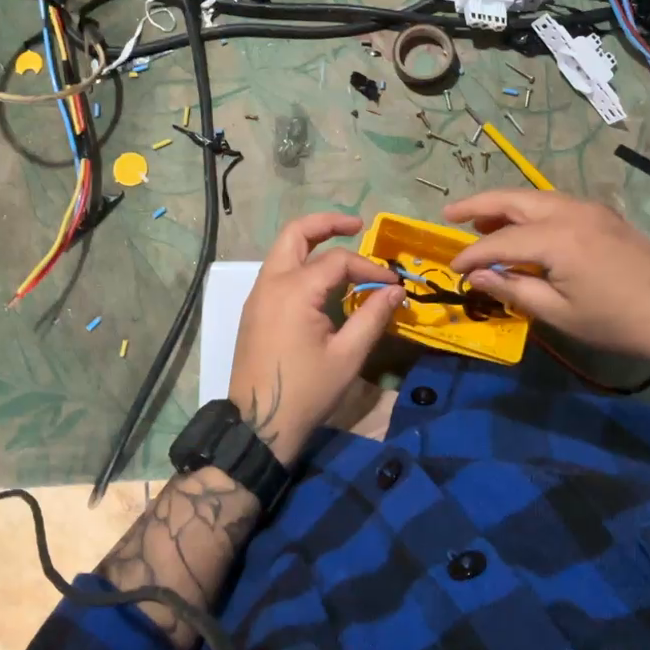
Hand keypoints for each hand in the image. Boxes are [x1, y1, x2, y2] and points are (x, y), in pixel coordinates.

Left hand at [229, 214, 404, 465]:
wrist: (258, 425)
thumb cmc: (306, 391)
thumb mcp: (348, 356)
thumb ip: (372, 316)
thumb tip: (395, 289)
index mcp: (294, 289)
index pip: (338, 260)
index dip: (369, 267)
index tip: (392, 284)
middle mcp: (270, 282)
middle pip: (296, 233)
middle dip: (327, 223)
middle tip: (357, 225)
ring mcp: (258, 295)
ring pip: (283, 250)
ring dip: (312, 242)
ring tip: (344, 250)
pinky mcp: (254, 309)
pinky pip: (278, 271)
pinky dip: (301, 263)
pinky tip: (324, 280)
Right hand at [446, 190, 649, 367]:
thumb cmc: (614, 321)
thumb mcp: (558, 313)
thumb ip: (512, 289)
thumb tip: (476, 276)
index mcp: (556, 238)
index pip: (499, 241)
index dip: (472, 254)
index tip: (453, 267)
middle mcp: (569, 211)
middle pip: (512, 199)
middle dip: (478, 204)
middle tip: (449, 213)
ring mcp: (588, 208)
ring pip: (533, 196)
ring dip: (504, 205)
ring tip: (479, 221)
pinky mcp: (601, 214)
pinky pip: (554, 202)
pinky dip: (529, 209)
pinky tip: (521, 226)